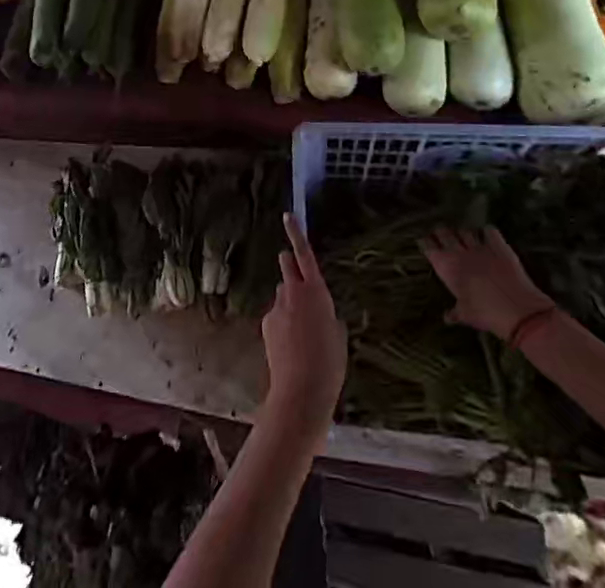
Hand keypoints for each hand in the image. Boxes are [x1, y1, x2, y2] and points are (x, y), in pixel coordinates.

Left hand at [261, 214, 346, 427]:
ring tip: (303, 332)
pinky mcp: (266, 323)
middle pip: (286, 266)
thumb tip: (319, 310)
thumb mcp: (338, 333)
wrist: (301, 389)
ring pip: (282, 295)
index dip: (296, 233)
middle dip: (291, 265)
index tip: (288, 216)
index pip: (304, 255)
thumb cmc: (330, 361)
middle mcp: (291, 293)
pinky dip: (283, 323)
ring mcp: (275, 308)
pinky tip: (292, 346)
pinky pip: (276, 315)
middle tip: (301, 281)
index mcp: (316, 292)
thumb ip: (327, 313)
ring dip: (290, 302)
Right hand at [420, 226, 555, 339]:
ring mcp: (480, 247)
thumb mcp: (466, 316)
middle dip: (442, 233)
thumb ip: (455, 312)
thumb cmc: (485, 314)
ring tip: (464, 236)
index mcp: (447, 267)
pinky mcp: (500, 246)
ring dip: (464, 233)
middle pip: (445, 233)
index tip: (425, 242)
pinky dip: (487, 232)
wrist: (517, 309)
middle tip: (441, 235)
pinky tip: (487, 234)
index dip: (426, 243)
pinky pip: (490, 231)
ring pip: (466, 231)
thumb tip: (447, 317)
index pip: (429, 247)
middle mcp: (460, 253)